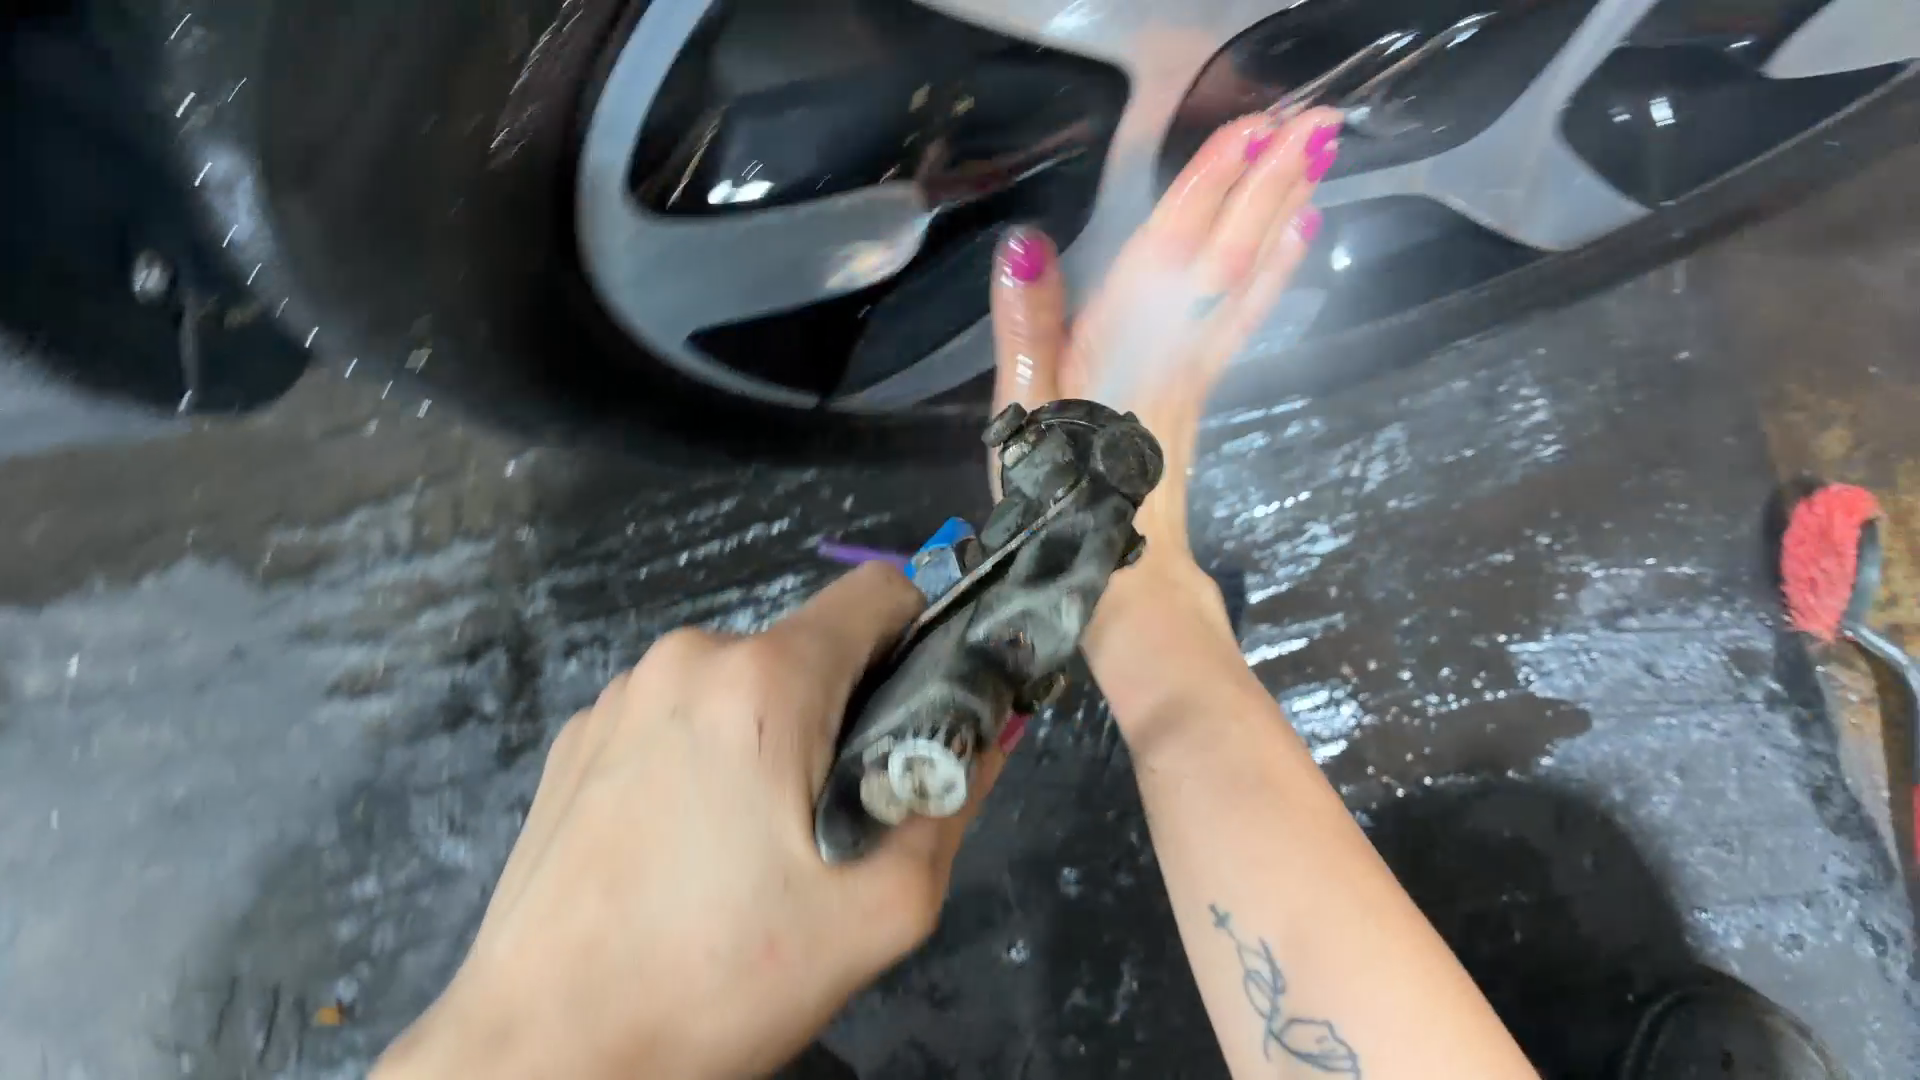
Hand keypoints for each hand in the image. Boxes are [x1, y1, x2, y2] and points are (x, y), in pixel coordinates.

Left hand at [374, 564, 1005, 1079]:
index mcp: (765, 679)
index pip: (879, 591)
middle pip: (813, 643)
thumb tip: (990, 733)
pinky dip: (711, 749)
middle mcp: (688, 657)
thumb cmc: (720, 980)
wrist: (537, 1058)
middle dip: (848, 705)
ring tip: (756, 837)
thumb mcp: (882, 908)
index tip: (925, 704)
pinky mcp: (578, 731)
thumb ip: (953, 801)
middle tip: (841, 806)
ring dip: (777, 731)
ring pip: (747, 678)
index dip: (923, 632)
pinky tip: (688, 840)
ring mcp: (624, 690)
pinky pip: (681, 711)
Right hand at [988, 107, 1340, 564]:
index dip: (1203, 190)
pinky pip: (1240, 324)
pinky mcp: (1193, 397)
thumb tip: (1026, 244)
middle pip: (1222, 260)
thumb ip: (1027, 331)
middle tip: (1316, 120)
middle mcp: (1167, 352)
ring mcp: (1189, 375)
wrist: (1119, 575)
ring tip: (1319, 163)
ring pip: (1242, 287)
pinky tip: (1293, 246)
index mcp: (1118, 349)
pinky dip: (1272, 277)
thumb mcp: (1023, 419)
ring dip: (1279, 220)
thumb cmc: (1059, 502)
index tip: (1249, 128)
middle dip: (1264, 188)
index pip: (1166, 254)